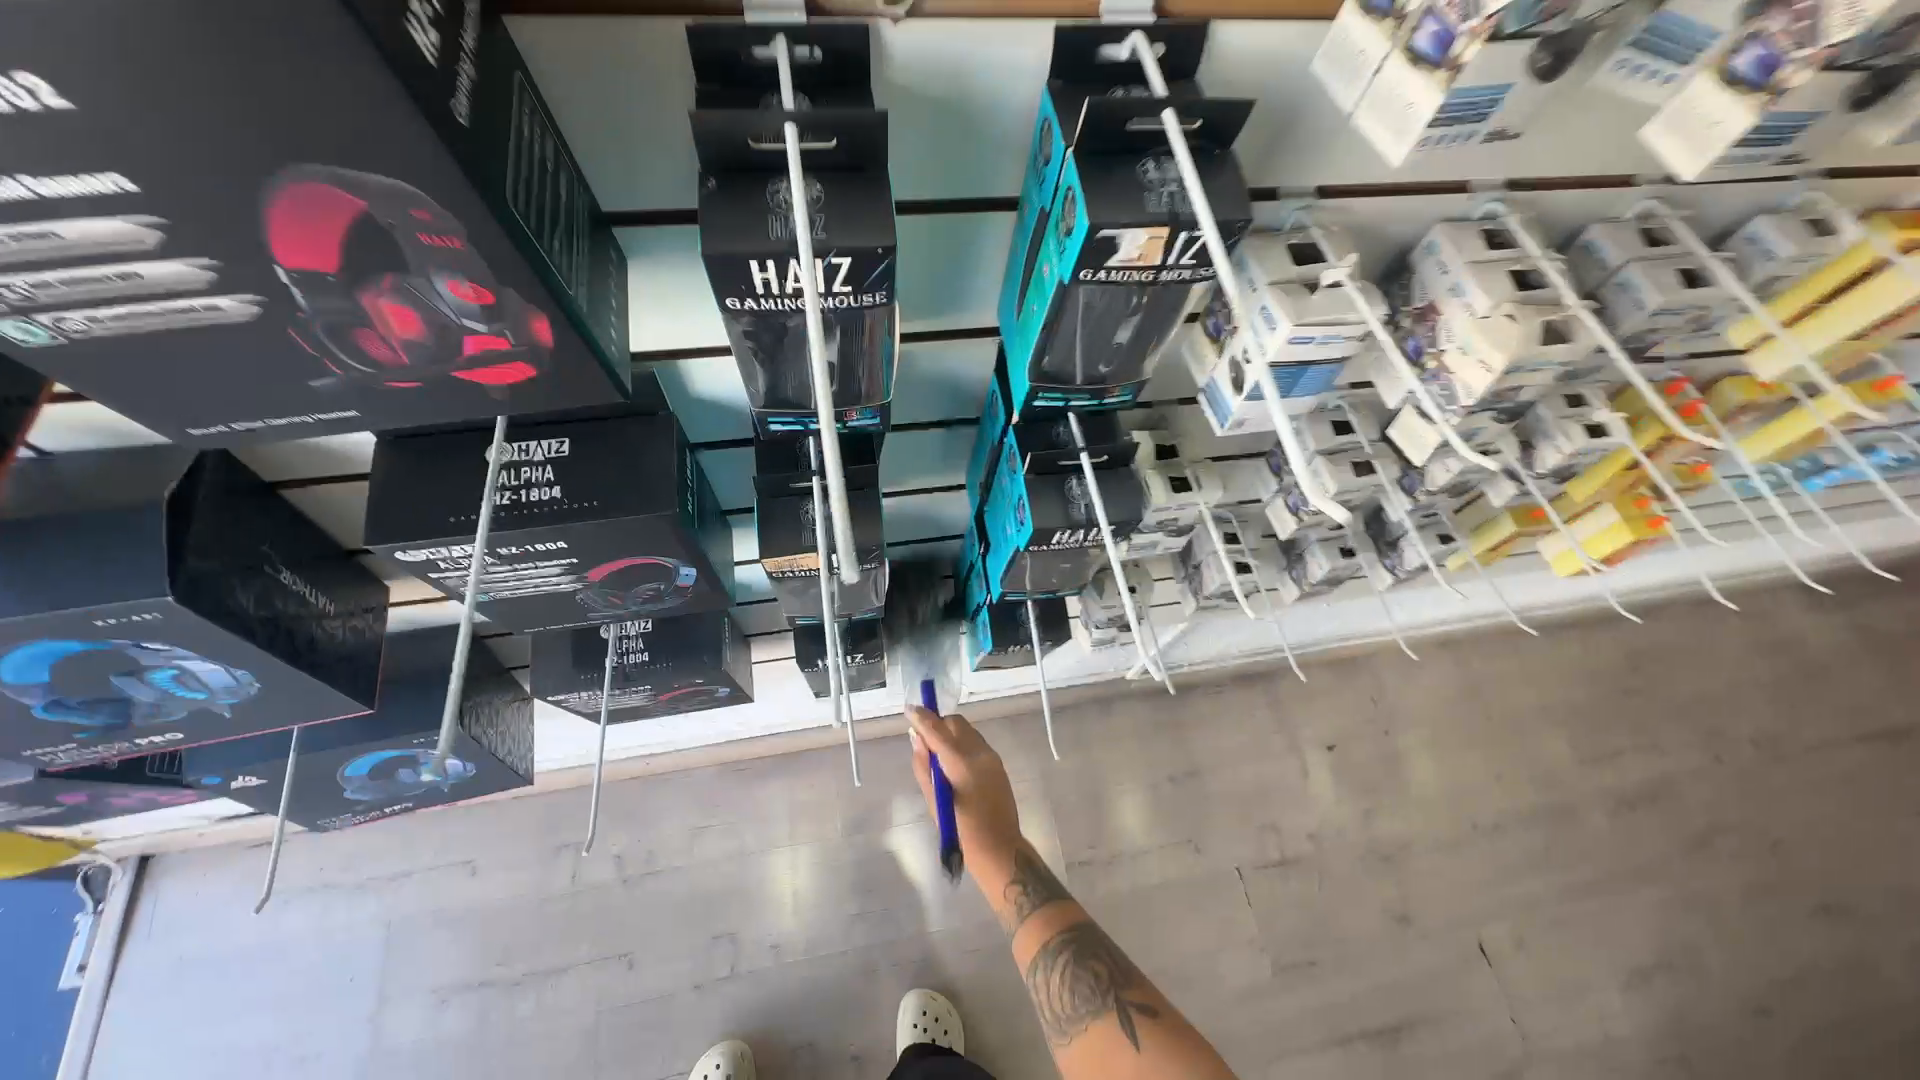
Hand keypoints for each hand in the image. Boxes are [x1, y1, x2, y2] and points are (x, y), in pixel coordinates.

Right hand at [907, 705, 1022, 877]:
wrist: (998, 846)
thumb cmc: (961, 831)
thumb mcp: (934, 801)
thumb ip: (924, 766)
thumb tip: (917, 739)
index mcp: (961, 764)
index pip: (937, 730)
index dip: (922, 717)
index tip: (910, 708)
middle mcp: (979, 753)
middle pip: (955, 723)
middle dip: (938, 724)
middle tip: (924, 740)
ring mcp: (992, 757)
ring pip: (967, 731)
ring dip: (951, 733)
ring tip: (938, 754)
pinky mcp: (998, 763)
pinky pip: (976, 742)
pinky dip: (962, 744)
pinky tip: (955, 763)